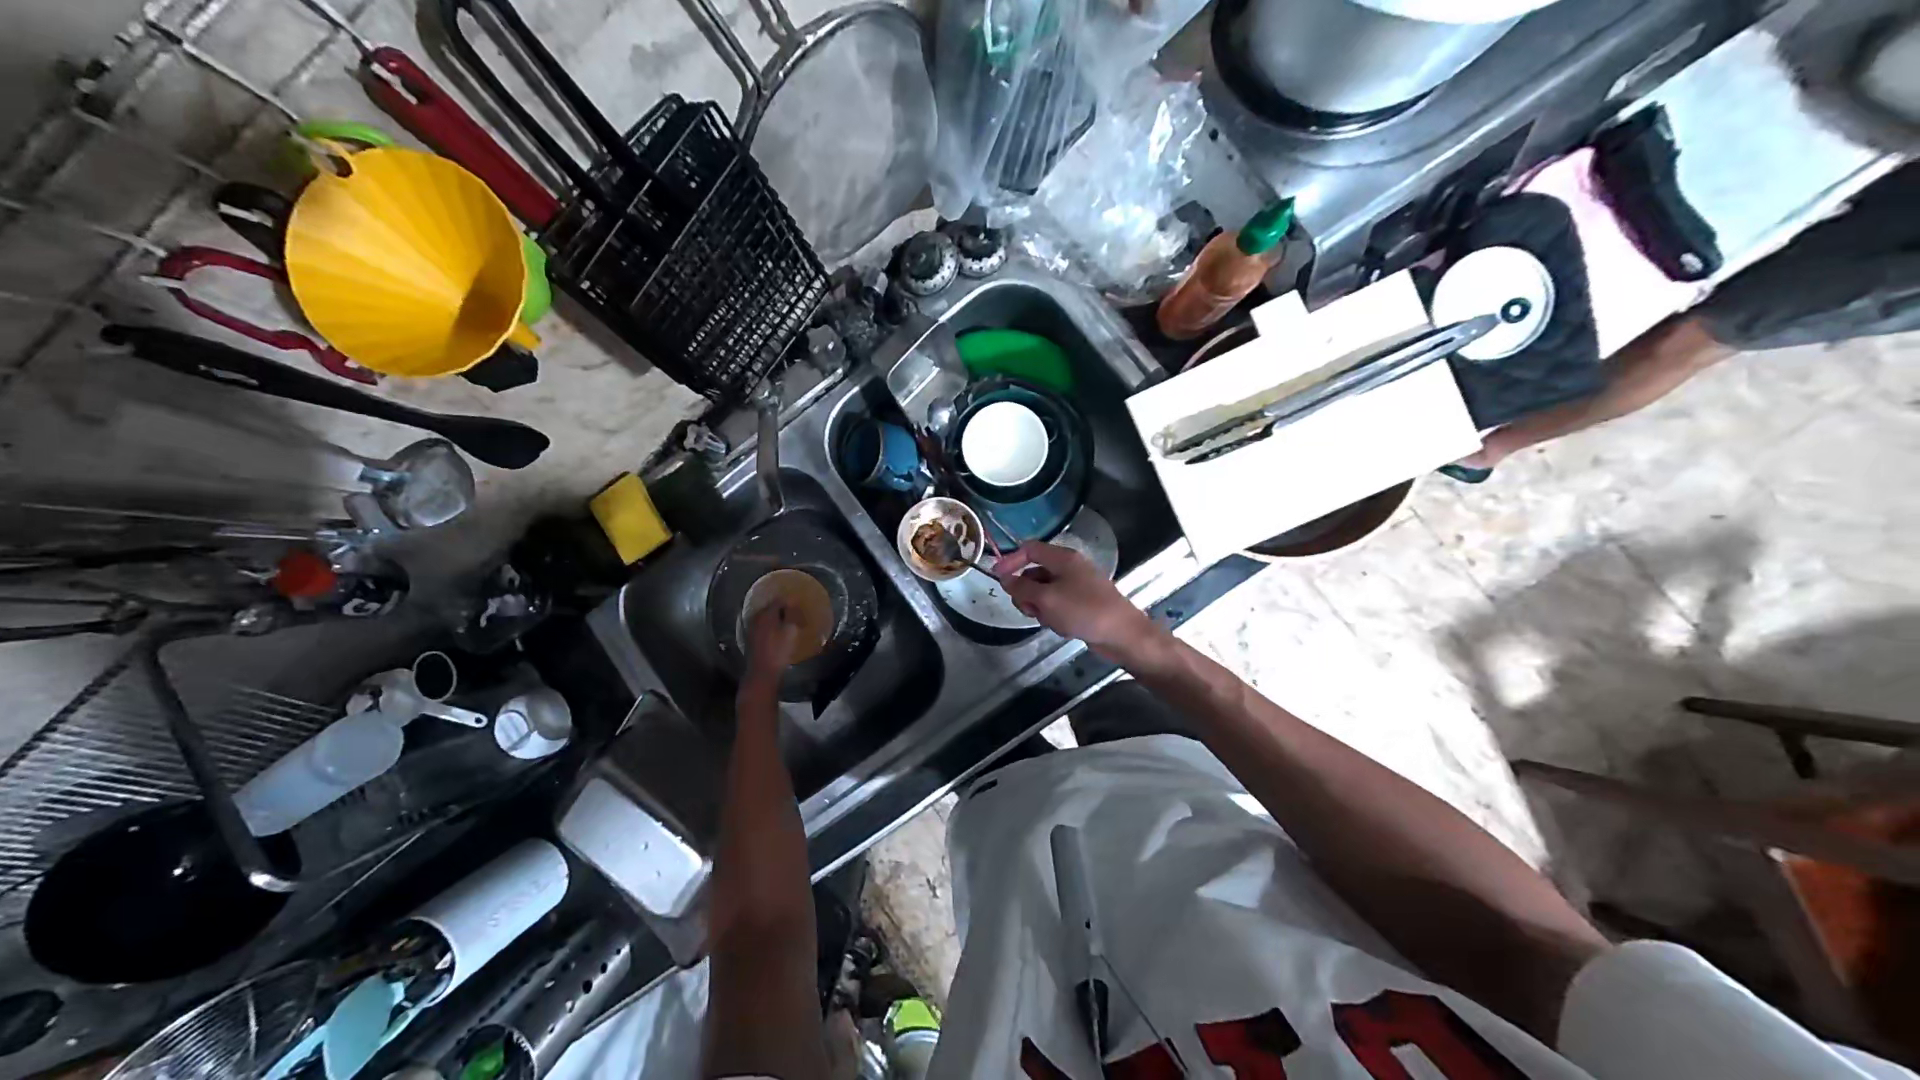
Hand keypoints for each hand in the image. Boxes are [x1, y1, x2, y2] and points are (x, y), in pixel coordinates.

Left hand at [744, 600, 801, 683]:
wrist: (762, 672)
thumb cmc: (779, 650)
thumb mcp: (791, 630)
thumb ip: (792, 614)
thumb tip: (792, 601)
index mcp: (766, 613)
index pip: (779, 600)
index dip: (790, 602)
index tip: (799, 606)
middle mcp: (757, 617)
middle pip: (770, 608)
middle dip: (782, 609)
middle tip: (794, 614)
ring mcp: (752, 628)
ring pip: (765, 617)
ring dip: (775, 618)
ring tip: (787, 624)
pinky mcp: (751, 638)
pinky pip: (762, 626)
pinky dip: (770, 626)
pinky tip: (777, 633)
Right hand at [994, 542, 1158, 660]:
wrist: (1122, 634)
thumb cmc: (1084, 610)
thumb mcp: (1047, 598)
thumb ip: (1022, 587)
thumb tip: (1005, 578)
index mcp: (1063, 558)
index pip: (1030, 549)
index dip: (1011, 560)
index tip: (996, 577)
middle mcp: (1069, 568)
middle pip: (1034, 574)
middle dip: (1027, 593)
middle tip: (1030, 609)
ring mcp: (1076, 586)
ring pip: (1043, 593)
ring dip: (1041, 608)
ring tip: (1052, 621)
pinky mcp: (1081, 603)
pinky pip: (1056, 606)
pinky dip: (1054, 616)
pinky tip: (1064, 628)